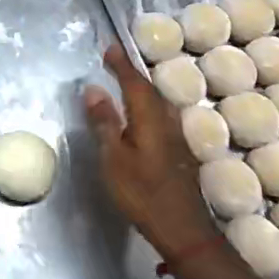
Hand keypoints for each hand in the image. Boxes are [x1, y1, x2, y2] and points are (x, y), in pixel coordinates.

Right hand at [84, 43, 219, 255]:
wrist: (183, 230)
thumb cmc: (142, 193)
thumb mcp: (113, 159)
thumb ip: (105, 123)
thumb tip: (94, 89)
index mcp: (150, 119)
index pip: (135, 83)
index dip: (122, 65)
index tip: (110, 48)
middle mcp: (168, 122)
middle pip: (150, 91)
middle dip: (132, 75)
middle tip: (115, 64)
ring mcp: (177, 139)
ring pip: (159, 104)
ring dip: (143, 91)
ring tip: (127, 86)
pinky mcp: (180, 154)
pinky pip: (162, 118)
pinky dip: (149, 109)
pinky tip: (144, 118)